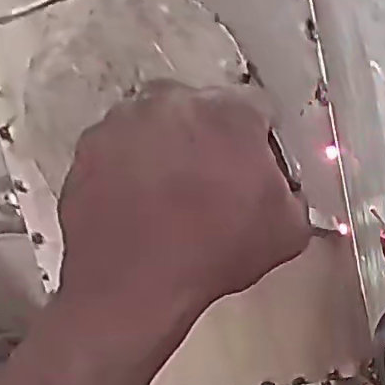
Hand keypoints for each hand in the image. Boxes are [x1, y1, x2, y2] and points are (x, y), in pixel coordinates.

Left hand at [55, 80, 310, 322]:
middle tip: (220, 184)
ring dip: (173, 150)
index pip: (259, 109)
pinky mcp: (89, 146)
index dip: (264, 142)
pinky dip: (135, 167)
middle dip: (215, 139)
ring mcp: (125, 120)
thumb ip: (296, 197)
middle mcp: (175, 102)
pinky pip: (123, 147)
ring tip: (178, 198)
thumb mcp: (288, 232)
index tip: (260, 169)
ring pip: (161, 125)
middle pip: (205, 110)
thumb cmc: (216, 252)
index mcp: (231, 114)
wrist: (134, 282)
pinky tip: (146, 205)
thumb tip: (287, 193)